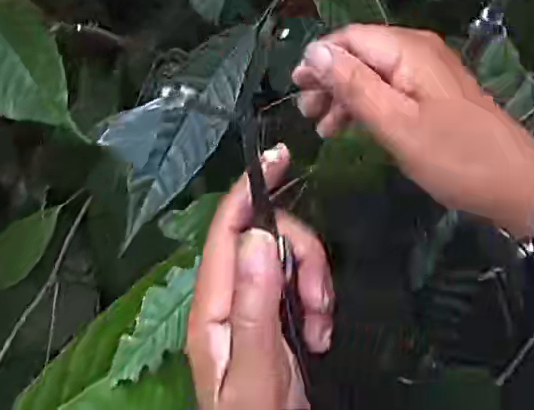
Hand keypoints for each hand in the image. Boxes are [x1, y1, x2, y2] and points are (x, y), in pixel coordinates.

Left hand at [186, 144, 333, 409]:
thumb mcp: (257, 375)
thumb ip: (256, 306)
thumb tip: (256, 233)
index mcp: (212, 308)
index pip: (225, 229)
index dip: (249, 188)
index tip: (280, 158)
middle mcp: (228, 298)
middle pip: (264, 236)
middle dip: (300, 253)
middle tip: (318, 297)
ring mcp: (251, 306)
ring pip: (285, 256)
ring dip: (313, 279)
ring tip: (322, 323)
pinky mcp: (273, 316)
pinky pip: (298, 280)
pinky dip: (317, 296)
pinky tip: (321, 330)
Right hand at [292, 25, 533, 239]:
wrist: (517, 184)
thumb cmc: (454, 156)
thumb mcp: (396, 124)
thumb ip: (353, 85)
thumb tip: (314, 51)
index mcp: (407, 49)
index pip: (349, 38)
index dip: (319, 59)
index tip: (296, 88)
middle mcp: (416, 49)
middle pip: (359, 52)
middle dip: (329, 78)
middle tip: (305, 112)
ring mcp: (426, 69)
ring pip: (372, 70)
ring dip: (344, 94)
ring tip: (322, 127)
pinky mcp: (432, 90)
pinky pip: (390, 86)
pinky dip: (367, 103)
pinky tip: (349, 128)